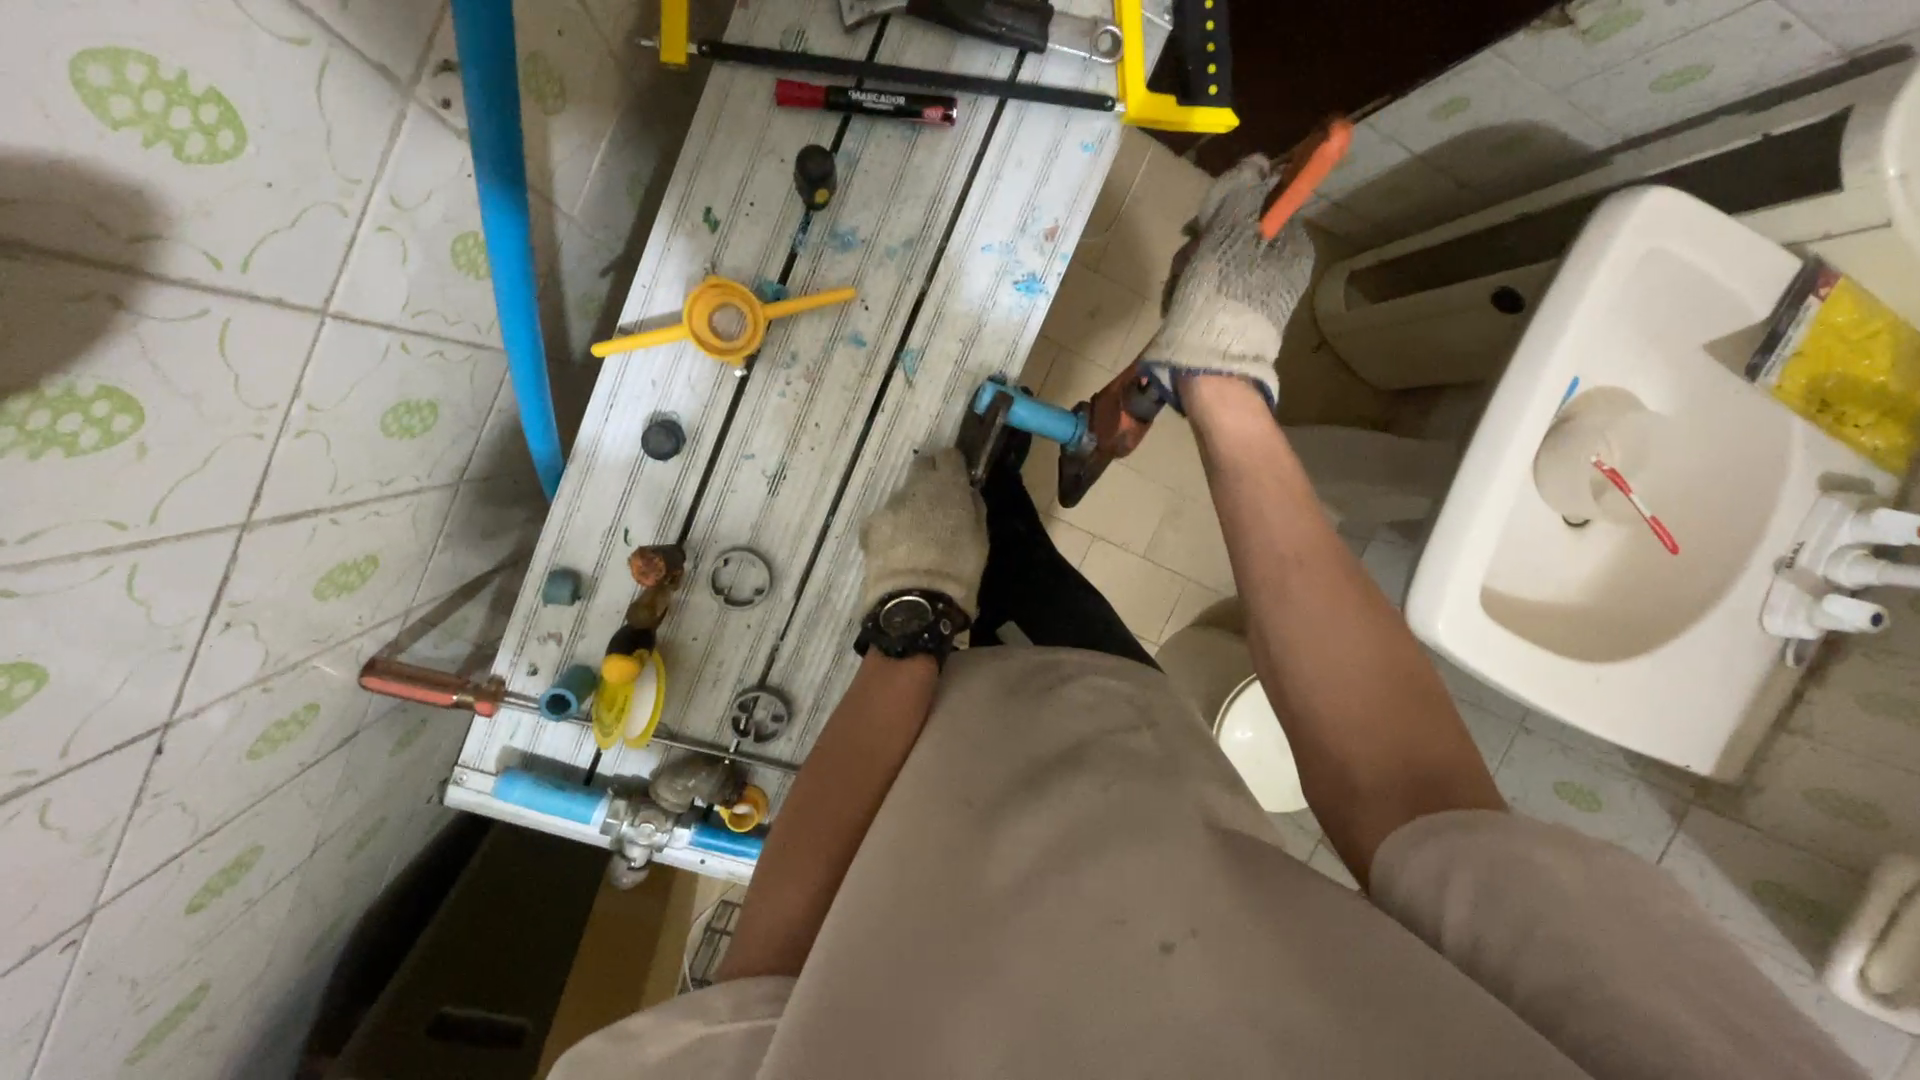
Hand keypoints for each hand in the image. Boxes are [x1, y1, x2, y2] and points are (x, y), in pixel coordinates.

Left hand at [858, 448, 987, 615]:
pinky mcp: (870, 524)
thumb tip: (966, 493)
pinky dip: (890, 529)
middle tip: (935, 507)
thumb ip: (973, 507)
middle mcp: (916, 486)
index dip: (952, 467)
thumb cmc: (960, 569)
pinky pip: (883, 519)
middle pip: (921, 467)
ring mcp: (890, 504)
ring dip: (909, 508)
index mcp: (949, 485)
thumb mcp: (980, 537)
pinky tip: (895, 551)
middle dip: (928, 480)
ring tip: (914, 538)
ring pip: (902, 497)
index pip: (948, 455)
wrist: (917, 598)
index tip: (956, 481)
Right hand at [1142, 154, 1316, 410]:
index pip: (1263, 202)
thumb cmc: (1223, 291)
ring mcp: (1256, 296)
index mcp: (1294, 245)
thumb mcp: (1232, 229)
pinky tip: (1181, 302)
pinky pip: (1209, 287)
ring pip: (1216, 259)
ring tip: (1182, 284)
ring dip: (1192, 265)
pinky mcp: (1231, 318)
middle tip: (1191, 254)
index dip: (1231, 204)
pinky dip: (1191, 290)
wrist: (1209, 362)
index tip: (1207, 219)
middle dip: (1206, 238)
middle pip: (1235, 231)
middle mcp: (1281, 269)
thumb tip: (1258, 160)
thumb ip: (1244, 190)